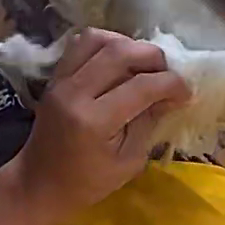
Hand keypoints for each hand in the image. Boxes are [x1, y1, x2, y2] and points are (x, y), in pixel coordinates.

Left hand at [0, 29, 191, 224]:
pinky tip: (120, 61)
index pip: (142, 86)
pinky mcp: (56, 77)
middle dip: (154, 58)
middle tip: (168, 75)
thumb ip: (150, 121)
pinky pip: (81, 44)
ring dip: (129, 45)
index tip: (187, 92)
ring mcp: (61, 81)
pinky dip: (106, 44)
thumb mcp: (129, 160)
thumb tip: (173, 95)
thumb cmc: (86, 182)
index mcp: (94, 121)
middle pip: (121, 52)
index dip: (172, 84)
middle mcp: (75, 92)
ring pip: (99, 39)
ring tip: (143, 64)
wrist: (37, 184)